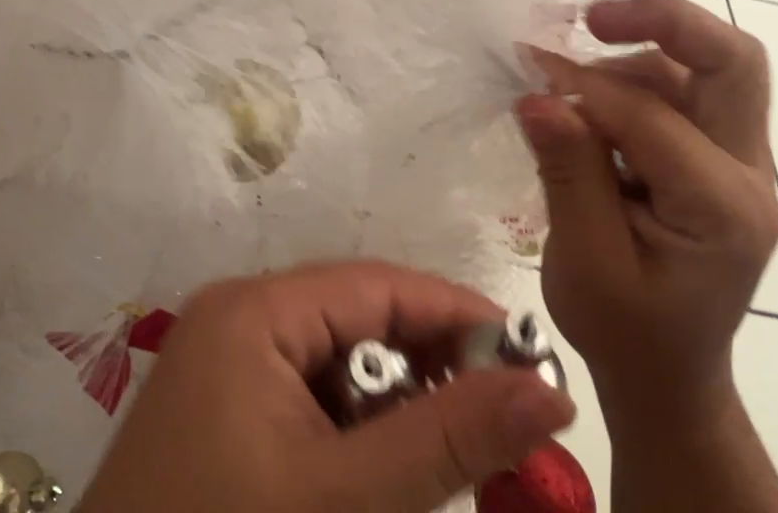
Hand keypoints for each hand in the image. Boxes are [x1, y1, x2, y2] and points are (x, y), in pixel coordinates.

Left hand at [78, 261, 575, 512]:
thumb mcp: (346, 495)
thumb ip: (449, 439)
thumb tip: (552, 390)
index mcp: (253, 312)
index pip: (381, 286)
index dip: (461, 318)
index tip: (535, 366)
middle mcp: (237, 320)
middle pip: (362, 322)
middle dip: (432, 372)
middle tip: (499, 430)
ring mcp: (226, 366)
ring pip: (342, 366)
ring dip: (399, 410)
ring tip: (442, 463)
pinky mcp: (224, 411)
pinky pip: (311, 400)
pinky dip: (357, 433)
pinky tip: (381, 476)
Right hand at [517, 0, 777, 411]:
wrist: (668, 376)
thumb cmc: (623, 331)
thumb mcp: (584, 261)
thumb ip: (569, 172)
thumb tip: (537, 93)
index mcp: (724, 209)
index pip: (654, 117)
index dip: (584, 87)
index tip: (526, 67)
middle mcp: (750, 175)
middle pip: (733, 62)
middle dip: (664, 23)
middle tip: (592, 18)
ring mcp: (742, 167)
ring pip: (710, 72)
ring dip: (642, 57)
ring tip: (571, 81)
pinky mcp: (719, 164)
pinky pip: (689, 97)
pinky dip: (640, 83)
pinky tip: (592, 104)